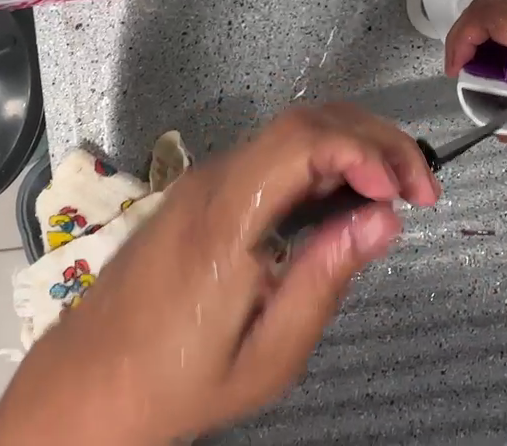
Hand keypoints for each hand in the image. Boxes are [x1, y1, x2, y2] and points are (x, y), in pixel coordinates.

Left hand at [0, 104, 439, 445]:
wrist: (84, 385)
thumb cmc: (174, 383)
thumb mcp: (265, 356)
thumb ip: (325, 280)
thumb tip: (384, 220)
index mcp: (224, 219)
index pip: (302, 141)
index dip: (363, 151)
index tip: (404, 194)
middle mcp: (214, 180)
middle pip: (306, 120)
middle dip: (375, 140)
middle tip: (422, 187)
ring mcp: (207, 178)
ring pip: (295, 130)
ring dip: (355, 146)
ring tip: (399, 191)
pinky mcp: (208, 189)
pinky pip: (277, 154)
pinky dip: (327, 160)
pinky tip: (352, 196)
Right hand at [444, 0, 506, 164]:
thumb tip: (484, 116)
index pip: (490, 17)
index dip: (461, 38)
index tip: (455, 70)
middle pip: (492, 1)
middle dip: (464, 29)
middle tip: (458, 65)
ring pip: (506, 1)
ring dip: (480, 24)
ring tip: (472, 60)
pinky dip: (498, 24)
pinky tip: (493, 50)